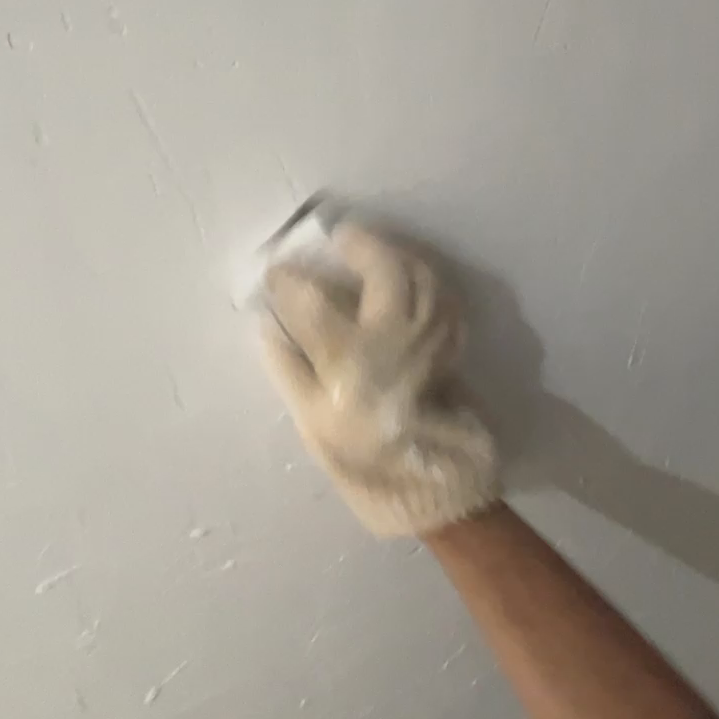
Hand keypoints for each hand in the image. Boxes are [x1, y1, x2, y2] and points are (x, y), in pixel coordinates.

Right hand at [259, 222, 500, 536]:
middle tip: (342, 236)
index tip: (276, 270)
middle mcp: (395, 338)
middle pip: (384, 270)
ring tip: (375, 248)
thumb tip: (267, 323)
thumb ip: (288, 367)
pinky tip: (409, 276)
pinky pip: (441, 294)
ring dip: (396, 254)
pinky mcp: (450, 343)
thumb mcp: (313, 420)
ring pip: (420, 275)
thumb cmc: (364, 456)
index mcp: (353, 360)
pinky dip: (423, 276)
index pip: (315, 302)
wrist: (429, 481)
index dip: (291, 280)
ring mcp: (429, 338)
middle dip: (361, 245)